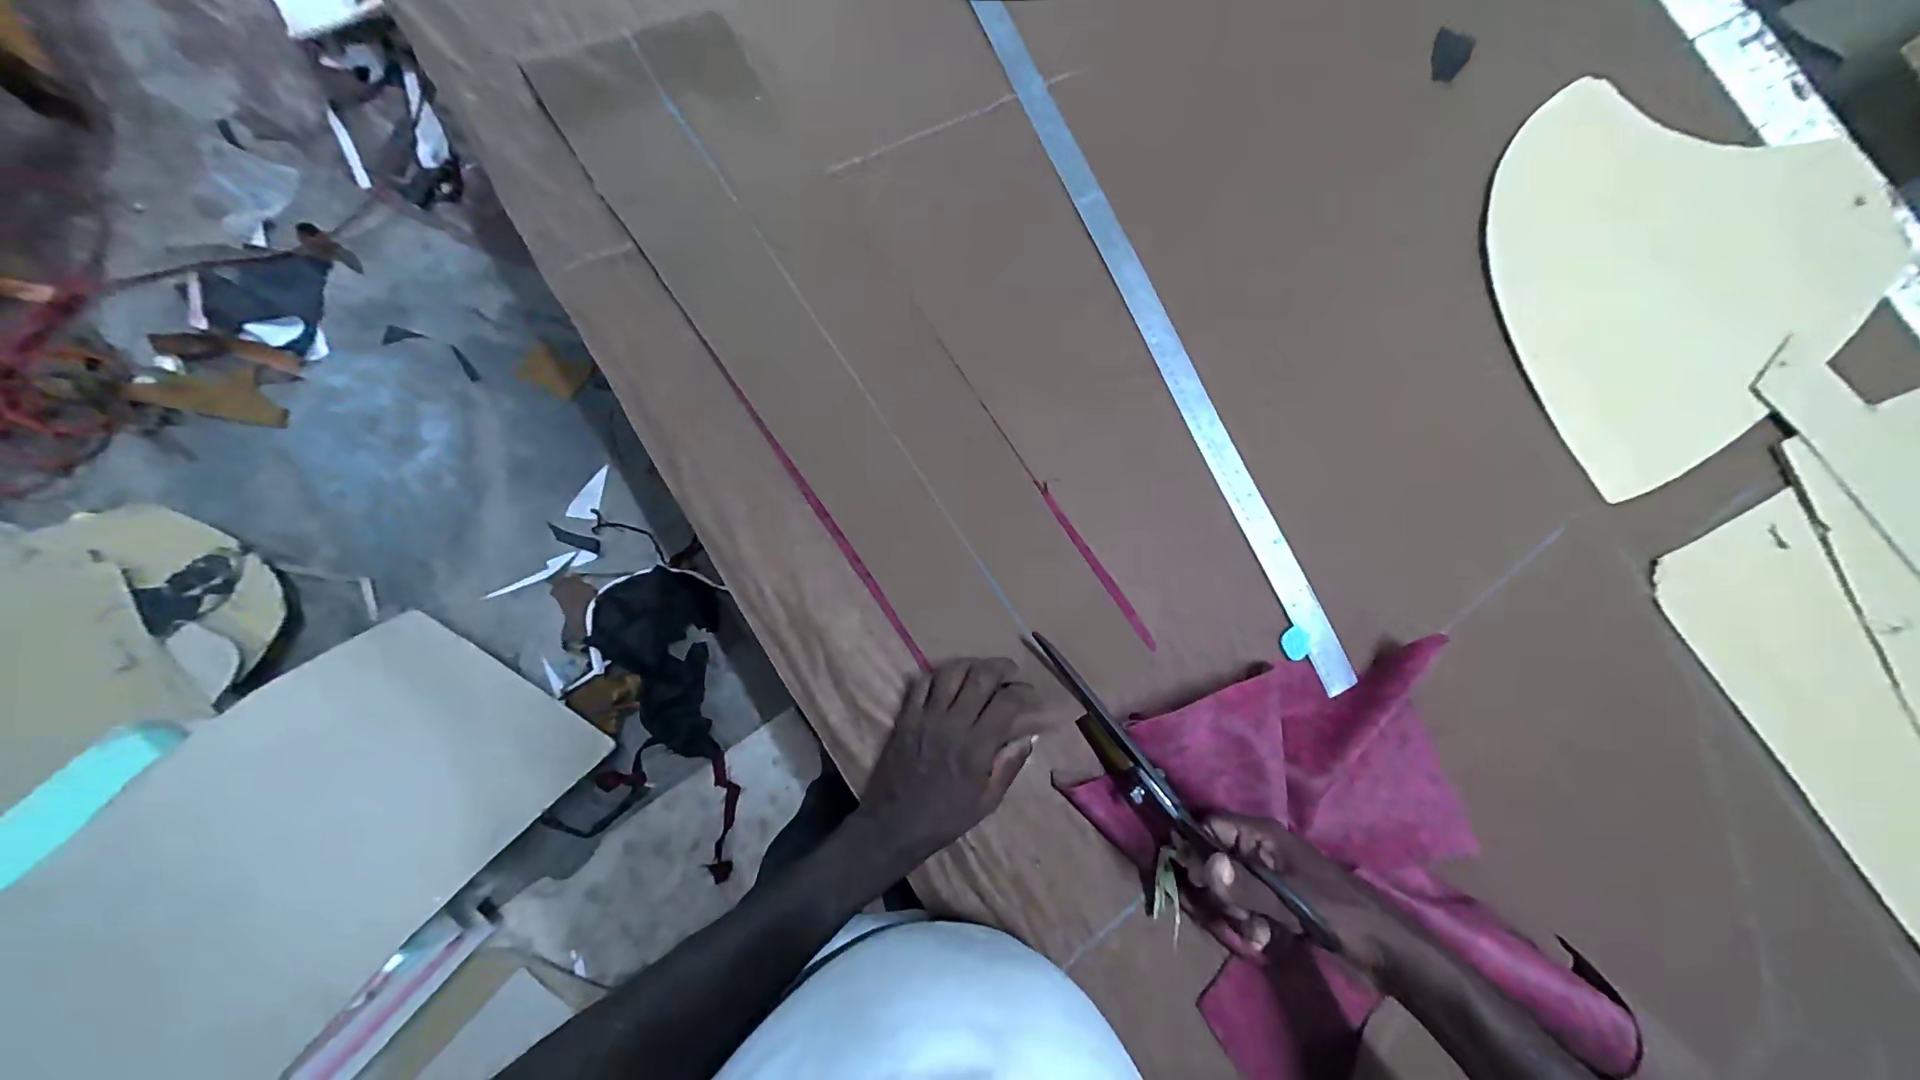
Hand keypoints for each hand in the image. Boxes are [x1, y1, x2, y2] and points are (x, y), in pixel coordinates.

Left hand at [855, 658, 1045, 864]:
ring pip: (950, 672)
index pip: (1007, 702)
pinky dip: (938, 676)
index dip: (1024, 692)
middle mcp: (953, 724)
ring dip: (970, 665)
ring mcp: (926, 717)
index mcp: (977, 747)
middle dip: (1001, 667)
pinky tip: (948, 682)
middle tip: (1010, 672)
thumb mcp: (987, 802)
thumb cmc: (945, 818)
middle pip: (981, 677)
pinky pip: (921, 682)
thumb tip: (1027, 737)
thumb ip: (1008, 766)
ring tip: (980, 670)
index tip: (1030, 696)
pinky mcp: (906, 717)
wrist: (893, 825)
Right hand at [1187, 813, 1428, 982]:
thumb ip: (1244, 885)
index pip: (1210, 825)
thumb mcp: (1289, 901)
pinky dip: (1246, 922)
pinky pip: (1243, 903)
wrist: (1387, 950)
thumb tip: (1202, 863)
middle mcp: (1259, 848)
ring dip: (1232, 912)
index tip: (1191, 878)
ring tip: (1253, 932)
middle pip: (1213, 857)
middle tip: (1230, 915)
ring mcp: (1266, 874)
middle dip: (1215, 890)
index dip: (1195, 848)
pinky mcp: (1274, 898)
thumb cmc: (1339, 914)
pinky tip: (1261, 941)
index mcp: (1262, 834)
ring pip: (1226, 884)